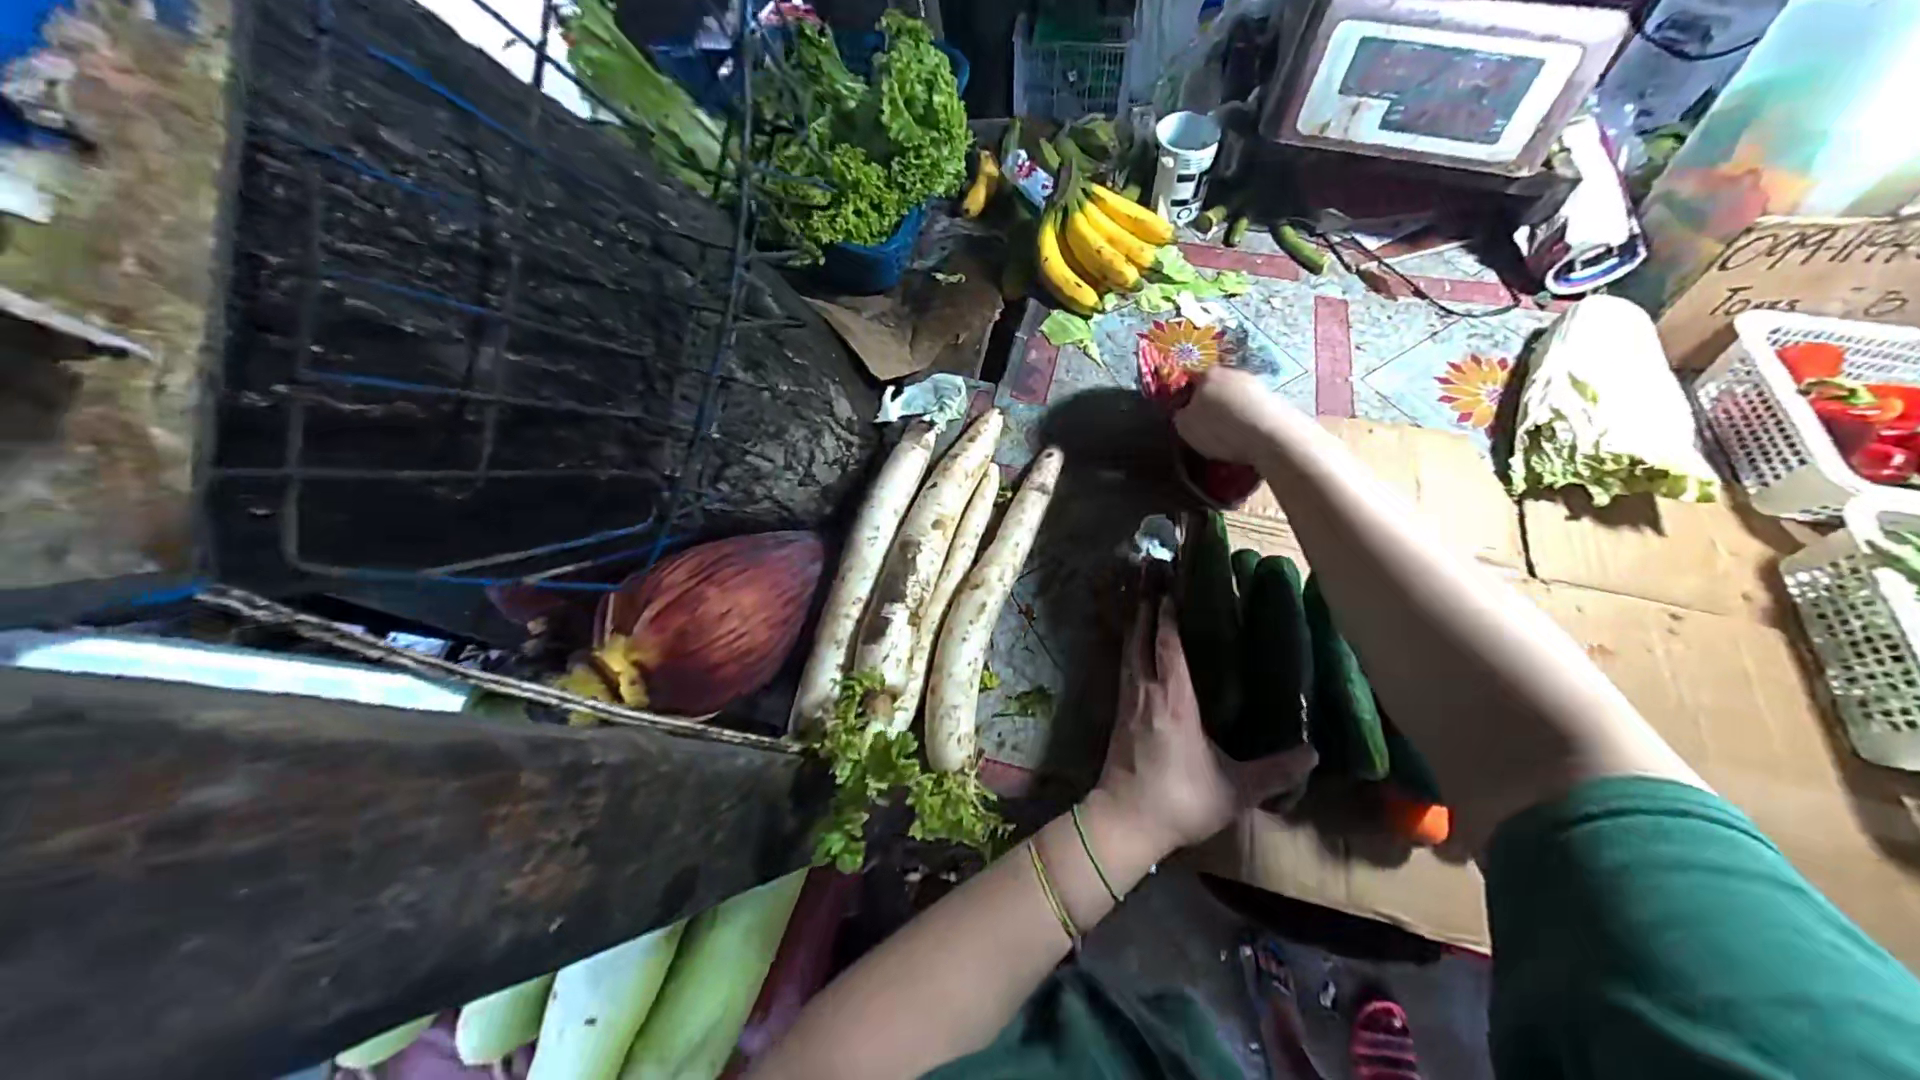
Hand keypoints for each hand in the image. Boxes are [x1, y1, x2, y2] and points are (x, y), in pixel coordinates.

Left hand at [1092, 596, 1317, 854]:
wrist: (1125, 820)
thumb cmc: (1180, 800)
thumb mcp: (1235, 789)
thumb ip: (1275, 771)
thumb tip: (1314, 754)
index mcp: (1173, 700)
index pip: (1168, 646)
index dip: (1169, 617)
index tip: (1172, 590)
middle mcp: (1145, 691)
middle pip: (1141, 639)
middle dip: (1147, 609)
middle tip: (1152, 579)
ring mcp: (1127, 701)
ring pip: (1128, 652)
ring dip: (1135, 625)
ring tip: (1142, 603)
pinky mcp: (1118, 714)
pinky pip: (1123, 669)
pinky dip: (1129, 650)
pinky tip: (1133, 648)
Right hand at [1173, 366, 1290, 465]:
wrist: (1270, 435)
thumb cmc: (1220, 429)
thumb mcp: (1185, 427)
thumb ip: (1181, 415)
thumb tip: (1185, 411)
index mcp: (1207, 374)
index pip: (1191, 382)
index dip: (1188, 400)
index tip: (1190, 418)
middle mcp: (1232, 372)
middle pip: (1216, 387)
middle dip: (1212, 404)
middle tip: (1210, 427)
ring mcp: (1256, 382)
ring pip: (1237, 396)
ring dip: (1233, 411)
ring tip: (1232, 434)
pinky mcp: (1274, 396)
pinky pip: (1254, 406)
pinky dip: (1249, 417)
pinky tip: (1248, 434)